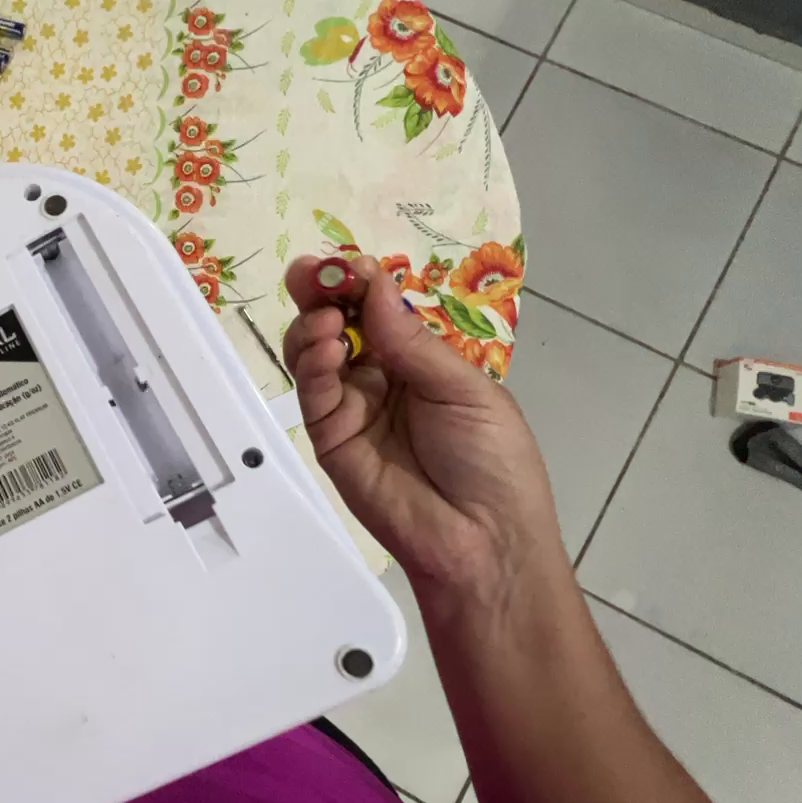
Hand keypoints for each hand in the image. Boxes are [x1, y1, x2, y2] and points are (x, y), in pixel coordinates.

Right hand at [280, 254, 566, 608]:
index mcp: (417, 363)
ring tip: (328, 321)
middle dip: (320, 296)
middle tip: (310, 275)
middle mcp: (377, 379)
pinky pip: (312, 393)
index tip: (343, 264)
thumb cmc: (492, 460)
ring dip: (313, 327)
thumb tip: (373, 285)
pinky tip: (326, 347)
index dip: (357, 285)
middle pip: (336, 327)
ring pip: (313, 355)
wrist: (481, 538)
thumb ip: (410, 342)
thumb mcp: (464, 390)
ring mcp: (348, 408)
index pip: (376, 313)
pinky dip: (312, 364)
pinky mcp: (328, 438)